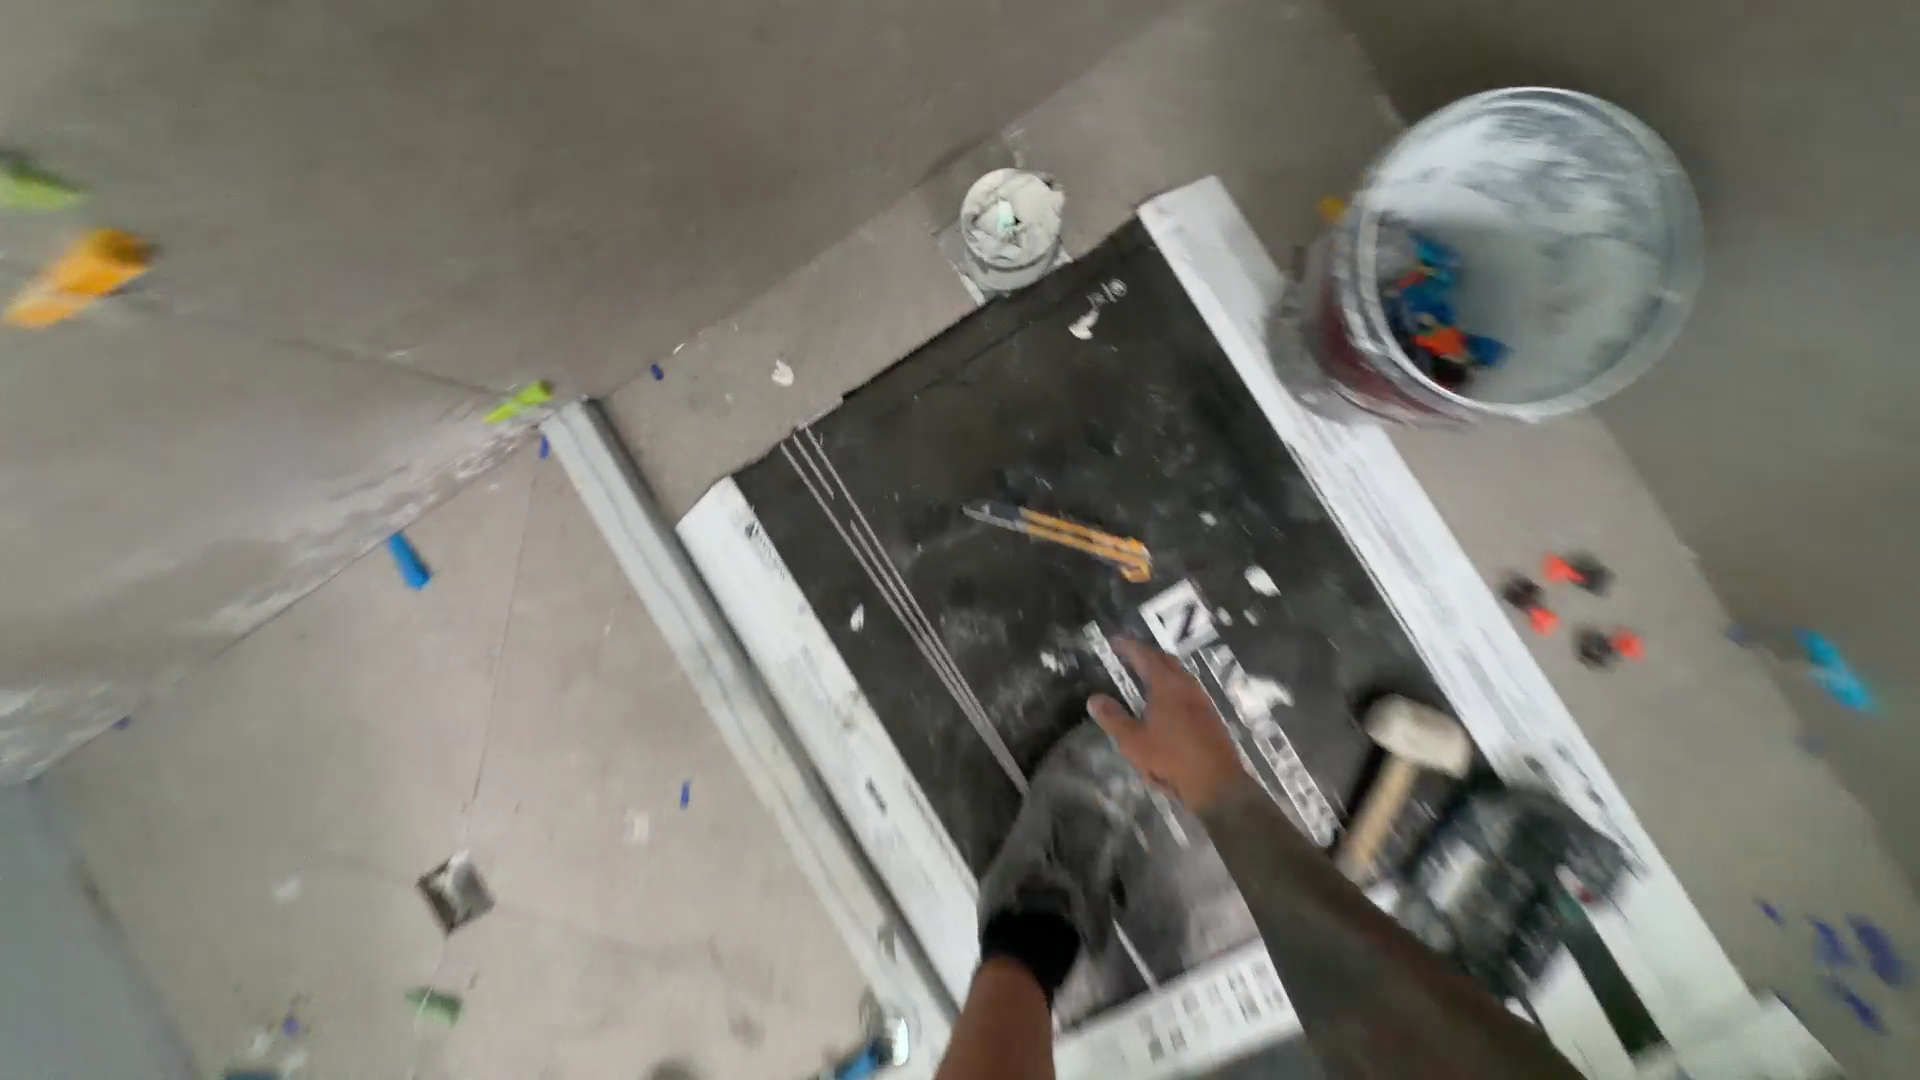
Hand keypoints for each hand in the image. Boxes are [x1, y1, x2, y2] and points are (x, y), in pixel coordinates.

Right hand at [1088, 638, 1248, 811]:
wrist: (1218, 785)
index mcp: (1167, 686)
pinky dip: (1174, 685)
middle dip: (1148, 654)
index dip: (1129, 647)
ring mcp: (1203, 701)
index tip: (1116, 641)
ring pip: (1181, 674)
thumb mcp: (1134, 742)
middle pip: (1167, 661)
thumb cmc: (1171, 760)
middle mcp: (1187, 687)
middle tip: (1130, 655)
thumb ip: (1113, 719)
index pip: (1146, 657)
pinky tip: (1169, 701)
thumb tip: (1093, 699)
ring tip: (1147, 675)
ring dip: (1163, 669)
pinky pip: (1189, 689)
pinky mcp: (1211, 717)